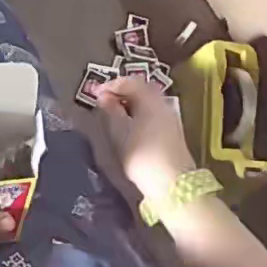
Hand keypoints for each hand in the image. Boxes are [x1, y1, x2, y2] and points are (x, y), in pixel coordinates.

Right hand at [94, 76, 197, 201]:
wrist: (172, 184)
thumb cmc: (142, 156)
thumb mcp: (120, 132)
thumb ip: (111, 111)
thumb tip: (104, 96)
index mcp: (151, 100)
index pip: (130, 82)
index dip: (111, 84)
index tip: (94, 93)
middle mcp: (163, 104)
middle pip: (141, 89)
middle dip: (121, 92)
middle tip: (103, 101)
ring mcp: (170, 118)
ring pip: (147, 102)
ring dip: (129, 103)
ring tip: (113, 113)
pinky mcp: (172, 132)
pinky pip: (152, 113)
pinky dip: (138, 113)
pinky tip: (129, 125)